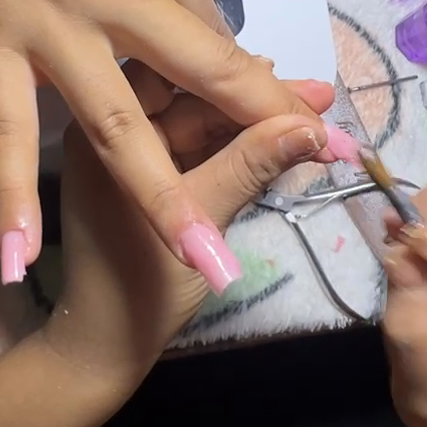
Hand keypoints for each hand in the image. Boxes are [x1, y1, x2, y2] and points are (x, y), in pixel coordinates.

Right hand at [0, 0, 329, 293]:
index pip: (212, 26)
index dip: (256, 74)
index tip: (301, 111)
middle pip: (200, 74)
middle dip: (260, 128)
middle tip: (318, 172)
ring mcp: (50, 29)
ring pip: (118, 124)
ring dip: (162, 197)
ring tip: (201, 260)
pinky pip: (4, 131)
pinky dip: (10, 196)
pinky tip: (21, 257)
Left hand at [38, 73, 337, 389]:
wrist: (106, 346)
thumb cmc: (140, 284)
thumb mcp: (202, 217)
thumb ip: (252, 165)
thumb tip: (314, 126)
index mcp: (102, 126)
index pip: (178, 80)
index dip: (243, 80)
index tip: (302, 86)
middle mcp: (113, 126)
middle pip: (197, 99)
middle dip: (260, 101)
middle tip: (323, 96)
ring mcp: (134, 152)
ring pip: (205, 124)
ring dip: (258, 123)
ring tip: (318, 112)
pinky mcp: (155, 176)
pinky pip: (202, 149)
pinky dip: (242, 147)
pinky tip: (285, 137)